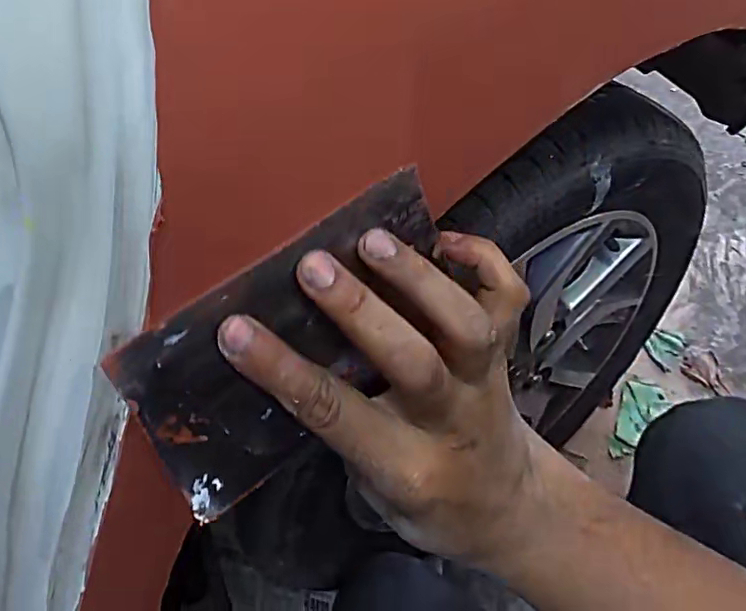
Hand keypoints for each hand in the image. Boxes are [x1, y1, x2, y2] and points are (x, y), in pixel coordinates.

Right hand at [215, 229, 552, 566]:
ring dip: (418, 277)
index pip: (336, 413)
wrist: (508, 507)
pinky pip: (509, 297)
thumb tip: (289, 347)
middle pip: (411, 362)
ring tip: (372, 238)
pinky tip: (443, 238)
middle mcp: (452, 418)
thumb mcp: (373, 487)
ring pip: (466, 325)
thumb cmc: (426, 498)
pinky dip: (483, 259)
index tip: (234, 329)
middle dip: (360, 310)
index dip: (280, 369)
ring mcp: (488, 379)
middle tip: (314, 266)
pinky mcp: (511, 349)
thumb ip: (341, 424)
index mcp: (406, 464)